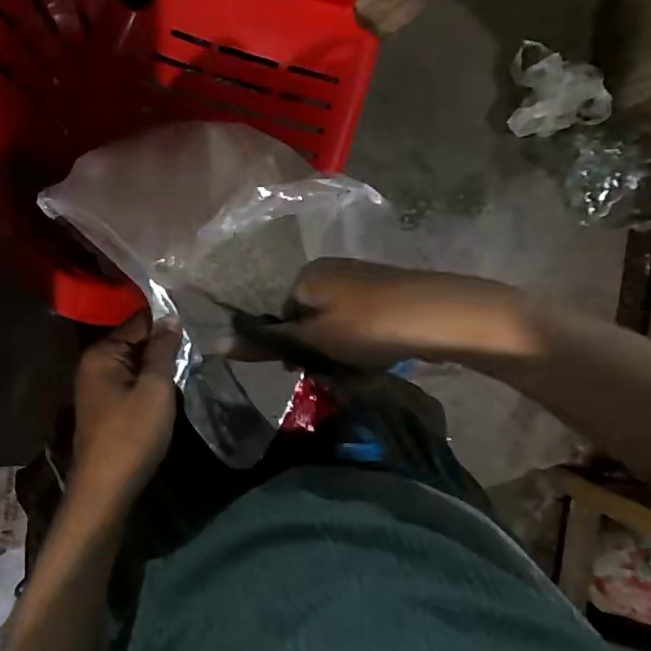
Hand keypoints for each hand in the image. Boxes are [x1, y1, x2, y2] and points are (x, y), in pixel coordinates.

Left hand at [71, 312, 179, 504]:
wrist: (107, 489)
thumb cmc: (132, 435)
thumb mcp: (155, 388)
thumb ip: (162, 350)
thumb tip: (171, 318)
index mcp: (101, 354)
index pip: (138, 322)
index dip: (167, 319)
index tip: (196, 317)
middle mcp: (95, 365)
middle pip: (136, 341)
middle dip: (164, 341)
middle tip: (200, 338)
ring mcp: (99, 387)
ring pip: (137, 363)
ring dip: (160, 362)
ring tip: (193, 357)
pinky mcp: (107, 406)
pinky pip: (133, 381)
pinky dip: (152, 380)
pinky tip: (174, 382)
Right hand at [239, 259, 542, 370]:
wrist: (438, 316)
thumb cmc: (366, 327)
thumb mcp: (312, 339)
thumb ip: (267, 342)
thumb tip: (213, 342)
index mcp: (307, 276)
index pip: (279, 316)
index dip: (287, 349)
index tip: (303, 371)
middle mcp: (331, 273)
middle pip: (309, 324)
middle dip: (318, 356)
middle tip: (335, 377)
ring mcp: (363, 284)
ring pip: (338, 332)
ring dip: (343, 361)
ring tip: (361, 377)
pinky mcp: (389, 298)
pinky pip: (363, 330)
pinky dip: (365, 352)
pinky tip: (378, 369)